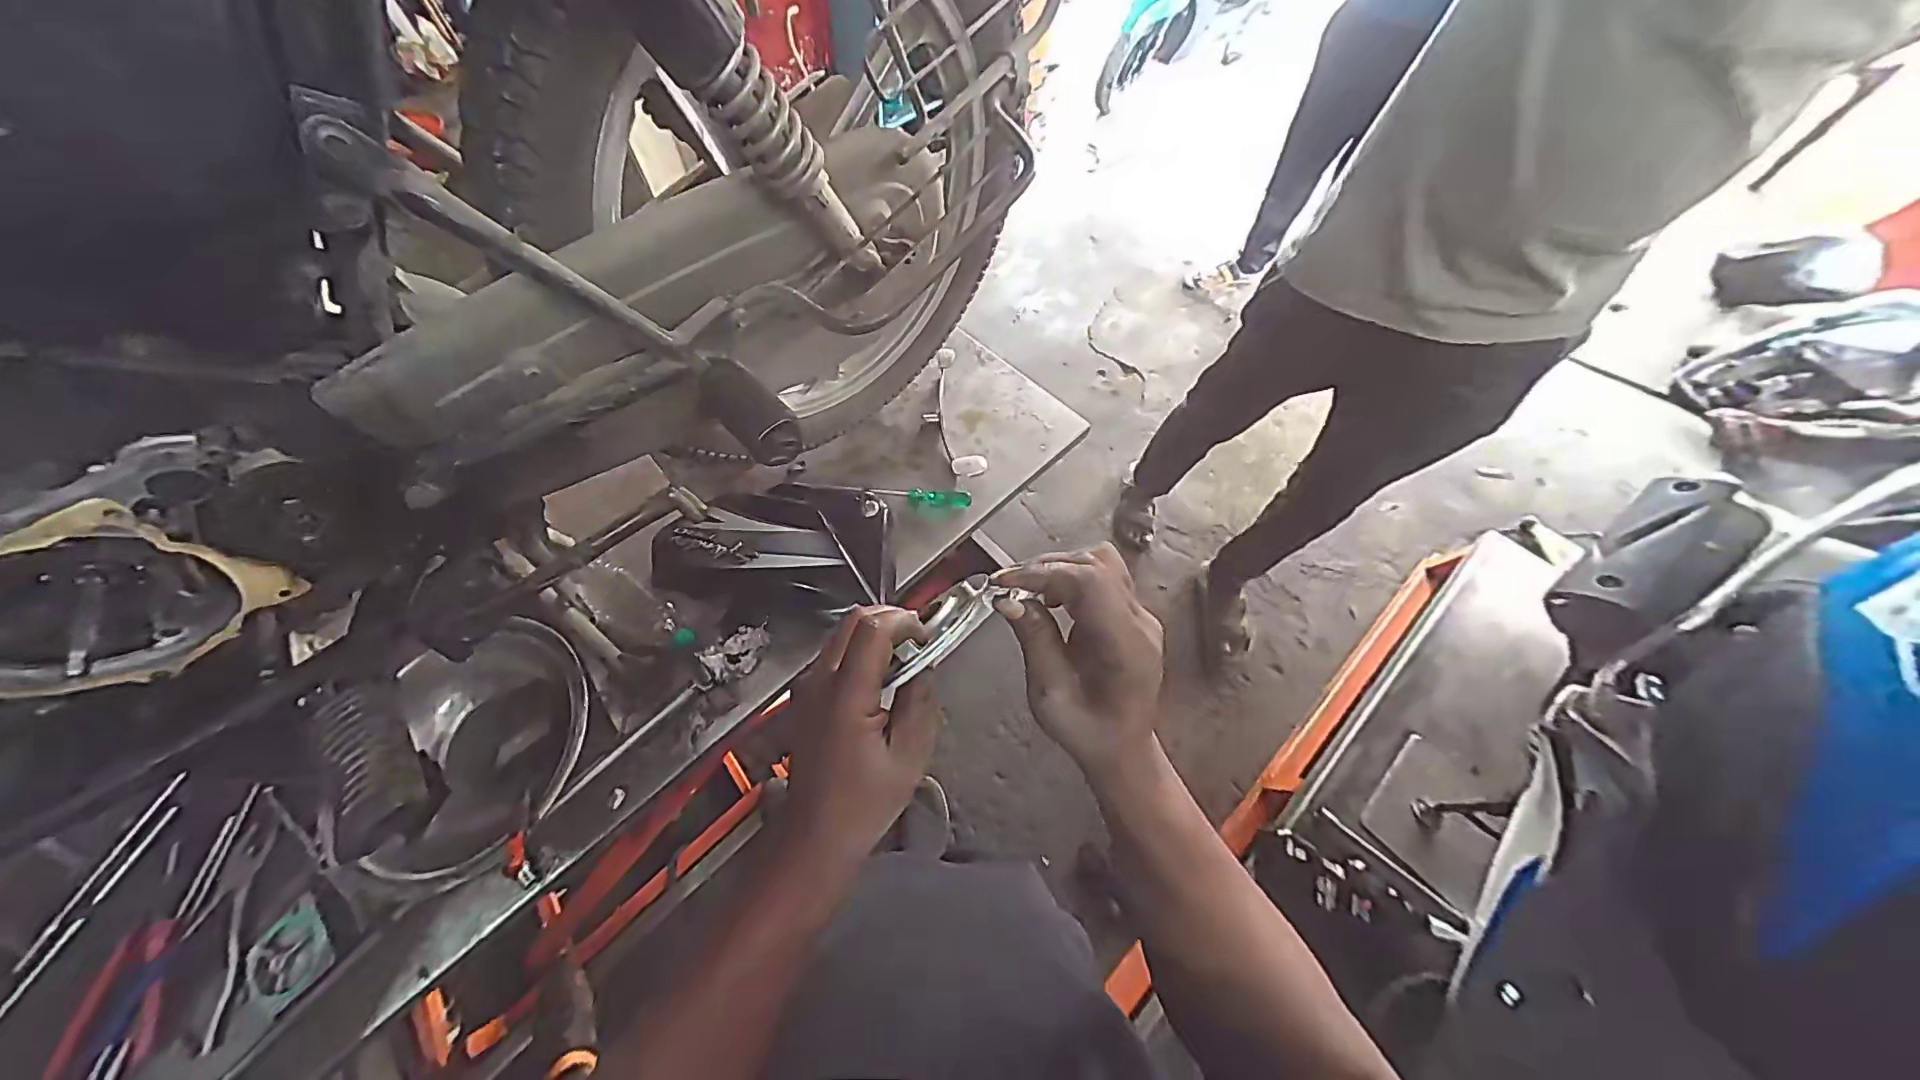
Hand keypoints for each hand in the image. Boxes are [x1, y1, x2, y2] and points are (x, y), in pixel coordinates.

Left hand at [781, 607, 943, 864]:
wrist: (814, 836)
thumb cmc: (860, 806)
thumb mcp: (909, 757)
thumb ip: (919, 704)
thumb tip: (923, 670)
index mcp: (845, 696)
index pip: (872, 629)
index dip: (904, 621)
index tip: (926, 636)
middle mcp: (819, 684)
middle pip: (853, 621)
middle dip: (890, 620)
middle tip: (918, 641)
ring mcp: (807, 690)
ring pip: (842, 636)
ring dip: (875, 636)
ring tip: (904, 662)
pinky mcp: (805, 699)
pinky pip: (834, 658)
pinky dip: (861, 654)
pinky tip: (881, 681)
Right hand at [994, 544, 1164, 777]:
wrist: (1123, 748)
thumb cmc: (1089, 733)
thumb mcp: (1051, 695)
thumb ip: (1035, 640)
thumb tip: (1010, 600)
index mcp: (1125, 646)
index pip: (1089, 582)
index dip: (1042, 573)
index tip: (1005, 582)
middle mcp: (1140, 624)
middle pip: (1095, 565)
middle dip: (1045, 567)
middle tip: (1009, 585)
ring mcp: (1141, 616)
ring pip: (1101, 563)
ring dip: (1059, 567)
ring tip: (1028, 588)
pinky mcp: (1132, 614)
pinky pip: (1103, 577)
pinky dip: (1070, 576)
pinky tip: (1050, 595)